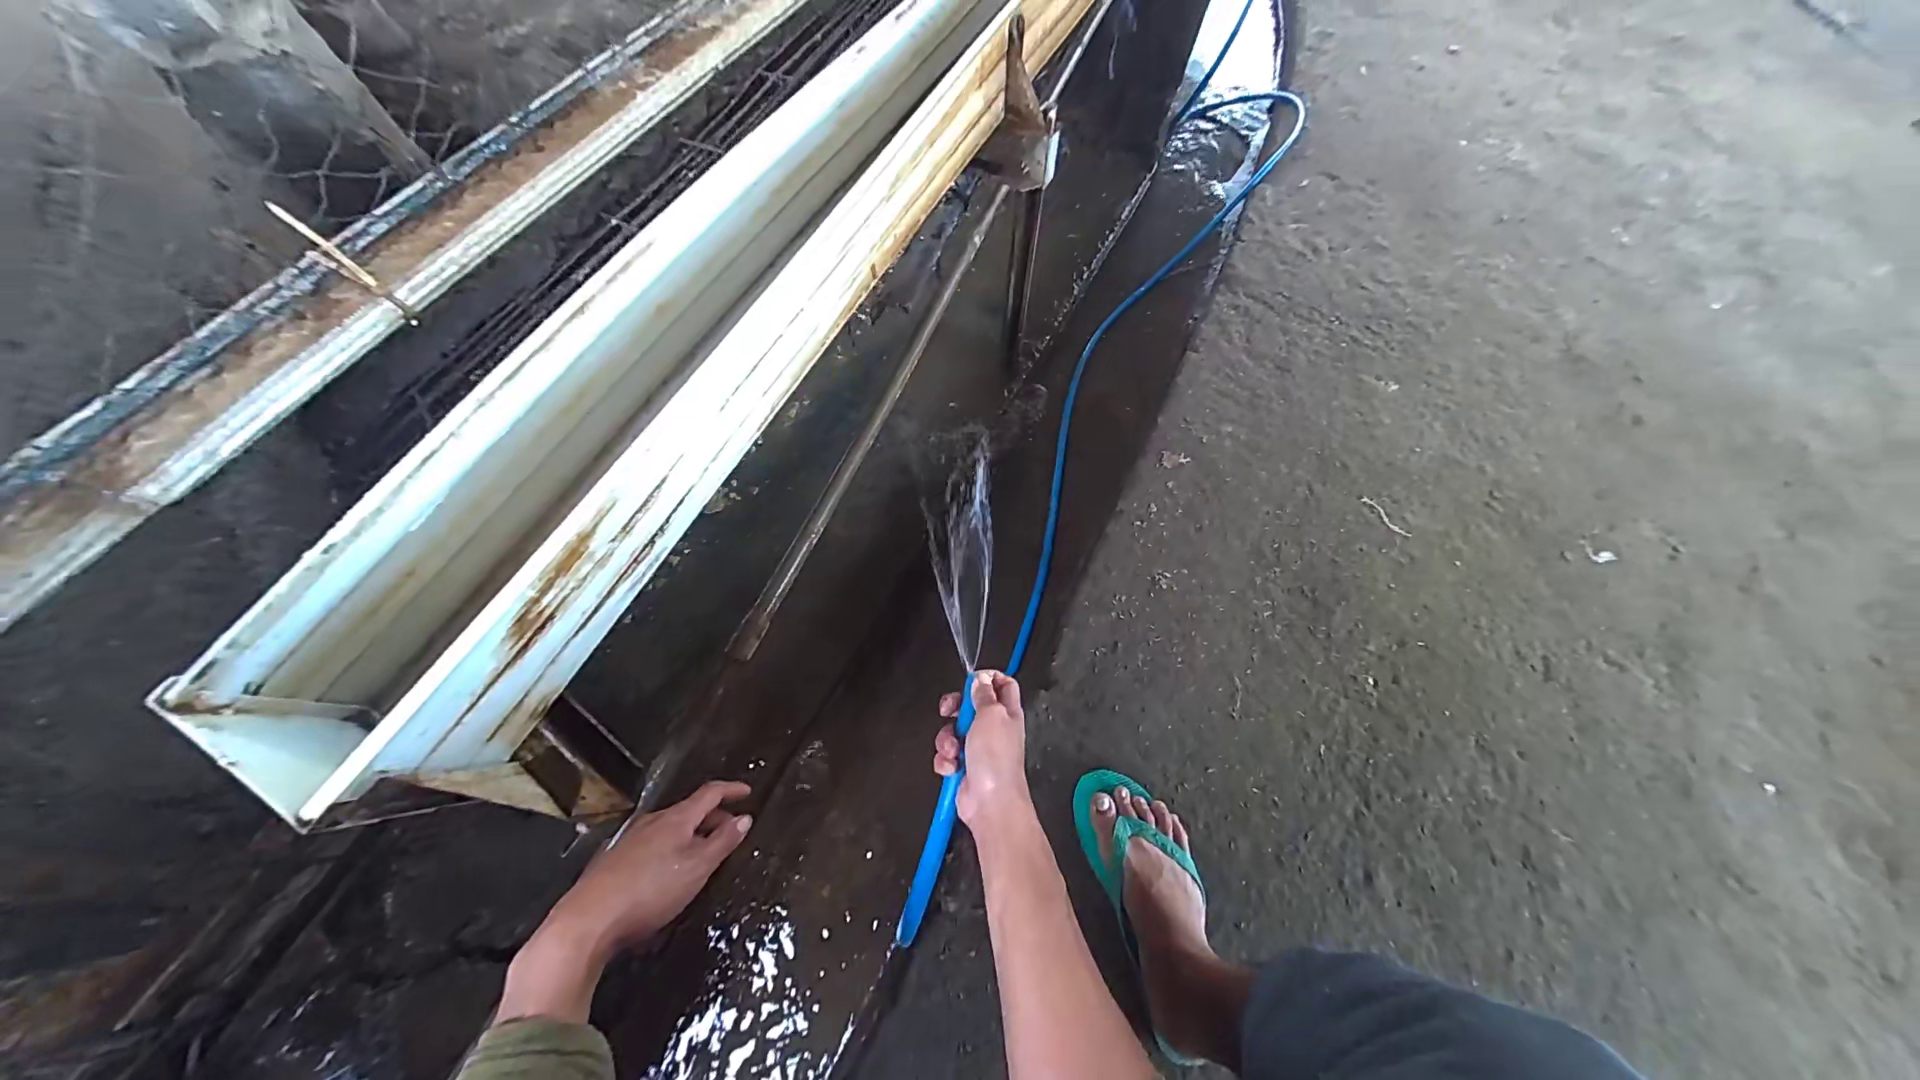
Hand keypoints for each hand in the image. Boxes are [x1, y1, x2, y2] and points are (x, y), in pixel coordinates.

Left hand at [497, 780, 751, 1022]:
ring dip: (692, 835)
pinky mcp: (614, 860)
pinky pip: (653, 844)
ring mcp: (630, 840)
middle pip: (690, 811)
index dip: (731, 790)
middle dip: (714, 819)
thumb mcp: (697, 868)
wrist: (586, 922)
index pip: (710, 793)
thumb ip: (723, 842)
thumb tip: (744, 818)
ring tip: (703, 856)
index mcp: (676, 818)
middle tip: (731, 835)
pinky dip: (671, 849)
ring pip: (670, 829)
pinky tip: (669, 872)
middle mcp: (652, 821)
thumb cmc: (649, 891)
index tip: (747, 792)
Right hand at [933, 671, 1031, 831]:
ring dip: (947, 739)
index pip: (1002, 684)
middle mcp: (994, 728)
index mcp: (1007, 712)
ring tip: (954, 751)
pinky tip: (952, 767)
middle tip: (948, 709)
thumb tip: (980, 679)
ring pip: (953, 730)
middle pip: (971, 705)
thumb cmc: (996, 759)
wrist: (990, 802)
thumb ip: (984, 694)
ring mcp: (979, 747)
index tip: (972, 679)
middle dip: (956, 707)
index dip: (988, 678)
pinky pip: (946, 754)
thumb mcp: (991, 715)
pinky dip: (945, 760)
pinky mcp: (964, 765)